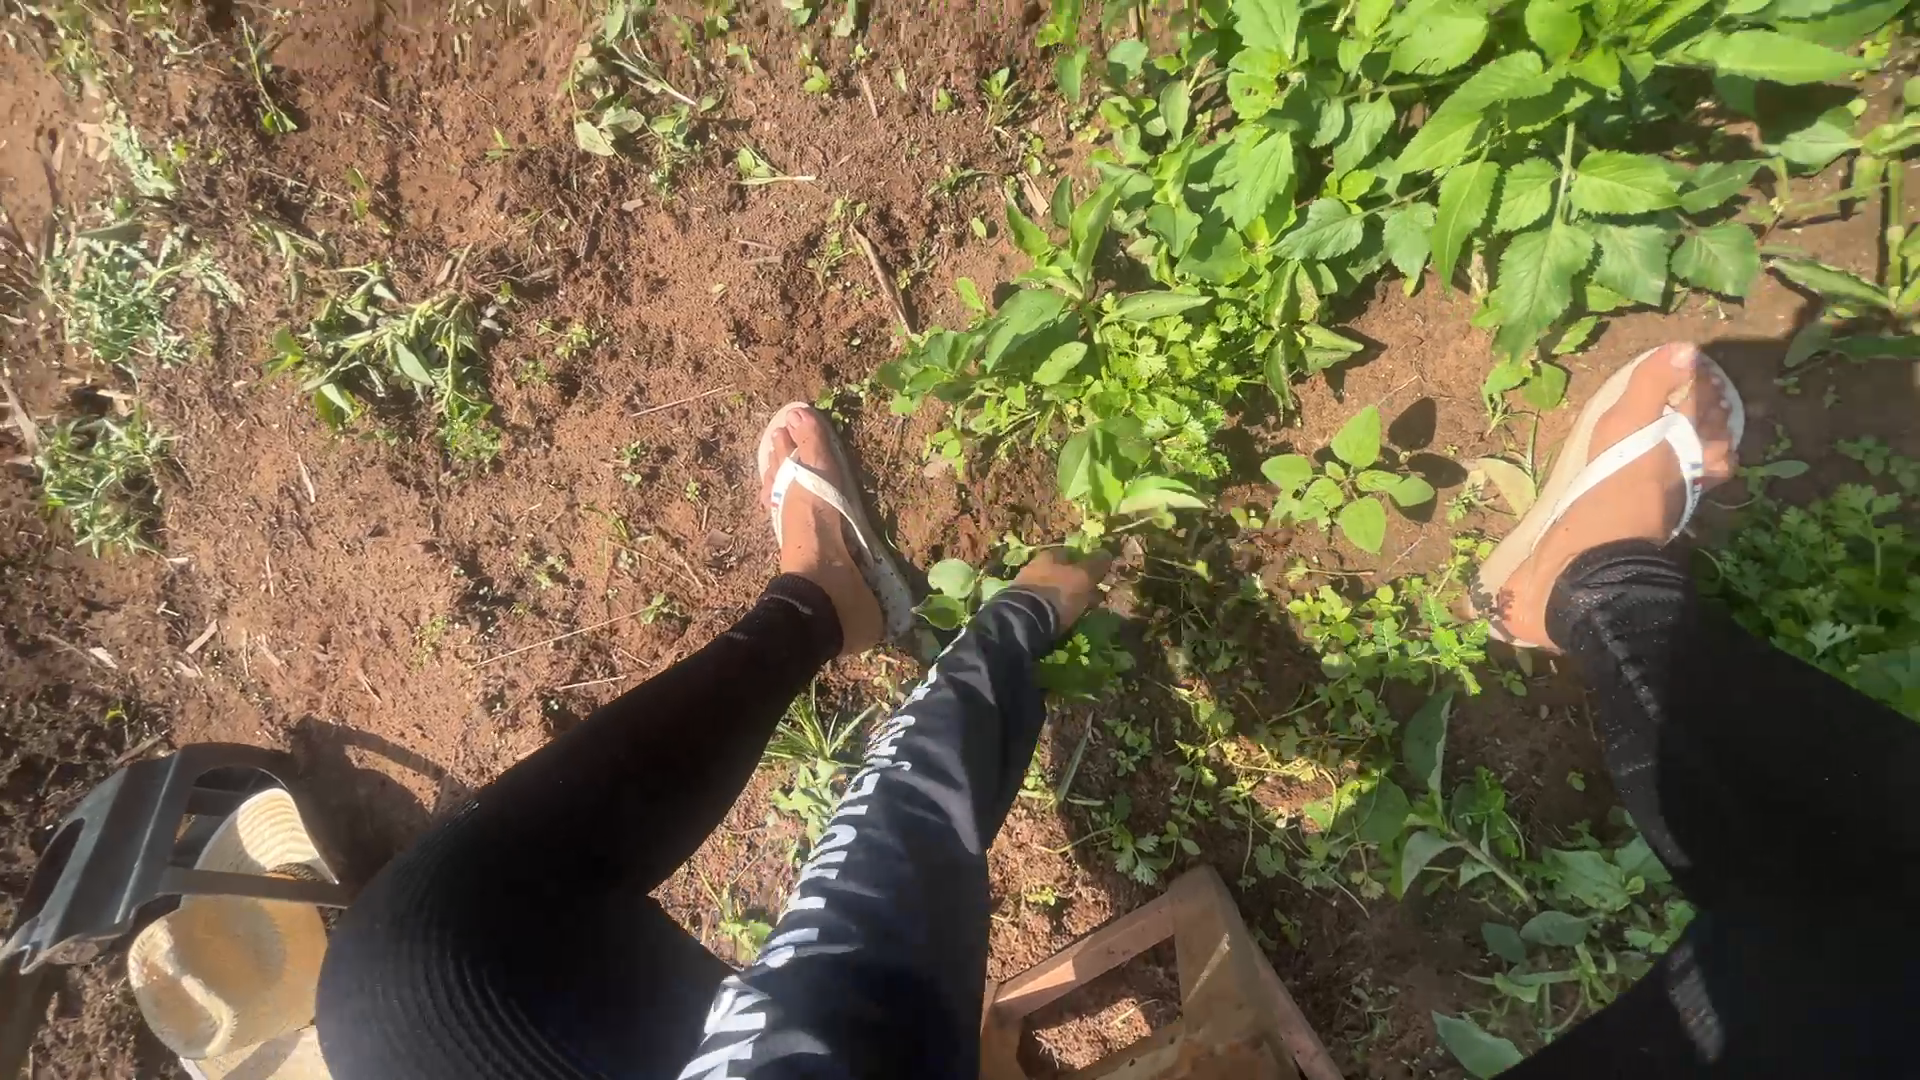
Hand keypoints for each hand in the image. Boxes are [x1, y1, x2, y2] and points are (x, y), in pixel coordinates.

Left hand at [1012, 548, 1112, 629]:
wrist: (1025, 618)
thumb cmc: (1058, 593)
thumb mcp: (1082, 577)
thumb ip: (1095, 565)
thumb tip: (1106, 553)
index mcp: (1050, 555)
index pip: (1072, 554)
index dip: (1086, 564)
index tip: (1096, 578)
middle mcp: (1035, 566)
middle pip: (1060, 572)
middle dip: (1074, 582)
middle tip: (1089, 596)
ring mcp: (1025, 585)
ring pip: (1052, 588)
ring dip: (1064, 597)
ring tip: (1077, 611)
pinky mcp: (1020, 604)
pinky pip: (1042, 603)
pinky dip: (1053, 608)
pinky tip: (1060, 618)